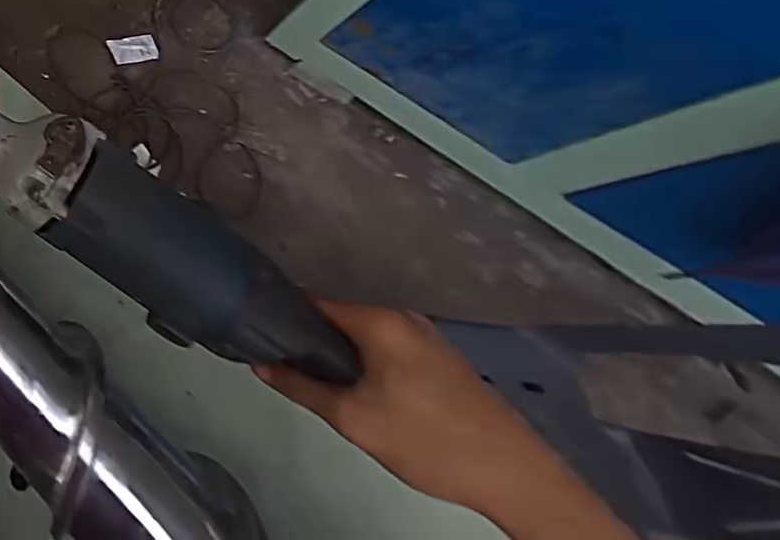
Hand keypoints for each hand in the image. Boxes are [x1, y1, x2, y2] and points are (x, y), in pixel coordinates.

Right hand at [255, 299, 633, 539]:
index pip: (312, 300)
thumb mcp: (354, 419)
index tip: (262, 334)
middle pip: (337, 317)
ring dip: (341, 354)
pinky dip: (368, 361)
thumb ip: (301, 387)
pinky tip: (367, 392)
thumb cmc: (430, 441)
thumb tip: (260, 364)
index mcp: (378, 319)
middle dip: (313, 340)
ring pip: (362, 334)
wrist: (519, 479)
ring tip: (328, 385)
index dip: (283, 316)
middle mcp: (401, 316)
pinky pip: (387, 346)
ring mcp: (425, 335)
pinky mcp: (440, 356)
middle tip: (295, 371)